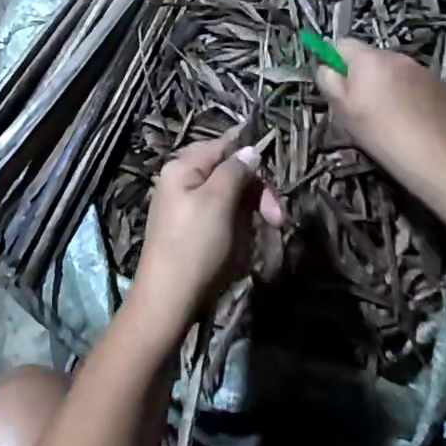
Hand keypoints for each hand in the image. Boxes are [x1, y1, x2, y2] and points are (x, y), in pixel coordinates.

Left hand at [128, 133, 283, 330]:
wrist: (169, 298)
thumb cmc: (195, 245)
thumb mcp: (218, 202)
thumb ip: (235, 171)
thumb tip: (249, 150)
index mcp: (182, 168)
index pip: (222, 147)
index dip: (250, 159)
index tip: (273, 184)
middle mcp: (181, 182)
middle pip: (229, 175)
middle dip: (255, 196)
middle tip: (276, 220)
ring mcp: (185, 207)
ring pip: (230, 201)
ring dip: (247, 219)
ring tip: (251, 241)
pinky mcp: (191, 231)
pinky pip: (222, 222)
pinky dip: (236, 233)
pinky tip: (238, 252)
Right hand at [315, 40, 445, 188]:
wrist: (436, 155)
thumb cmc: (379, 131)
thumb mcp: (342, 109)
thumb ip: (328, 82)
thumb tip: (326, 68)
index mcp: (369, 59)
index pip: (342, 43)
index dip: (334, 60)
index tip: (336, 83)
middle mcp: (397, 57)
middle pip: (371, 58)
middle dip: (363, 75)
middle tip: (361, 105)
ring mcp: (424, 70)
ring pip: (395, 71)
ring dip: (387, 84)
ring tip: (389, 115)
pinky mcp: (442, 86)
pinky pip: (416, 84)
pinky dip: (410, 95)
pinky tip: (411, 120)